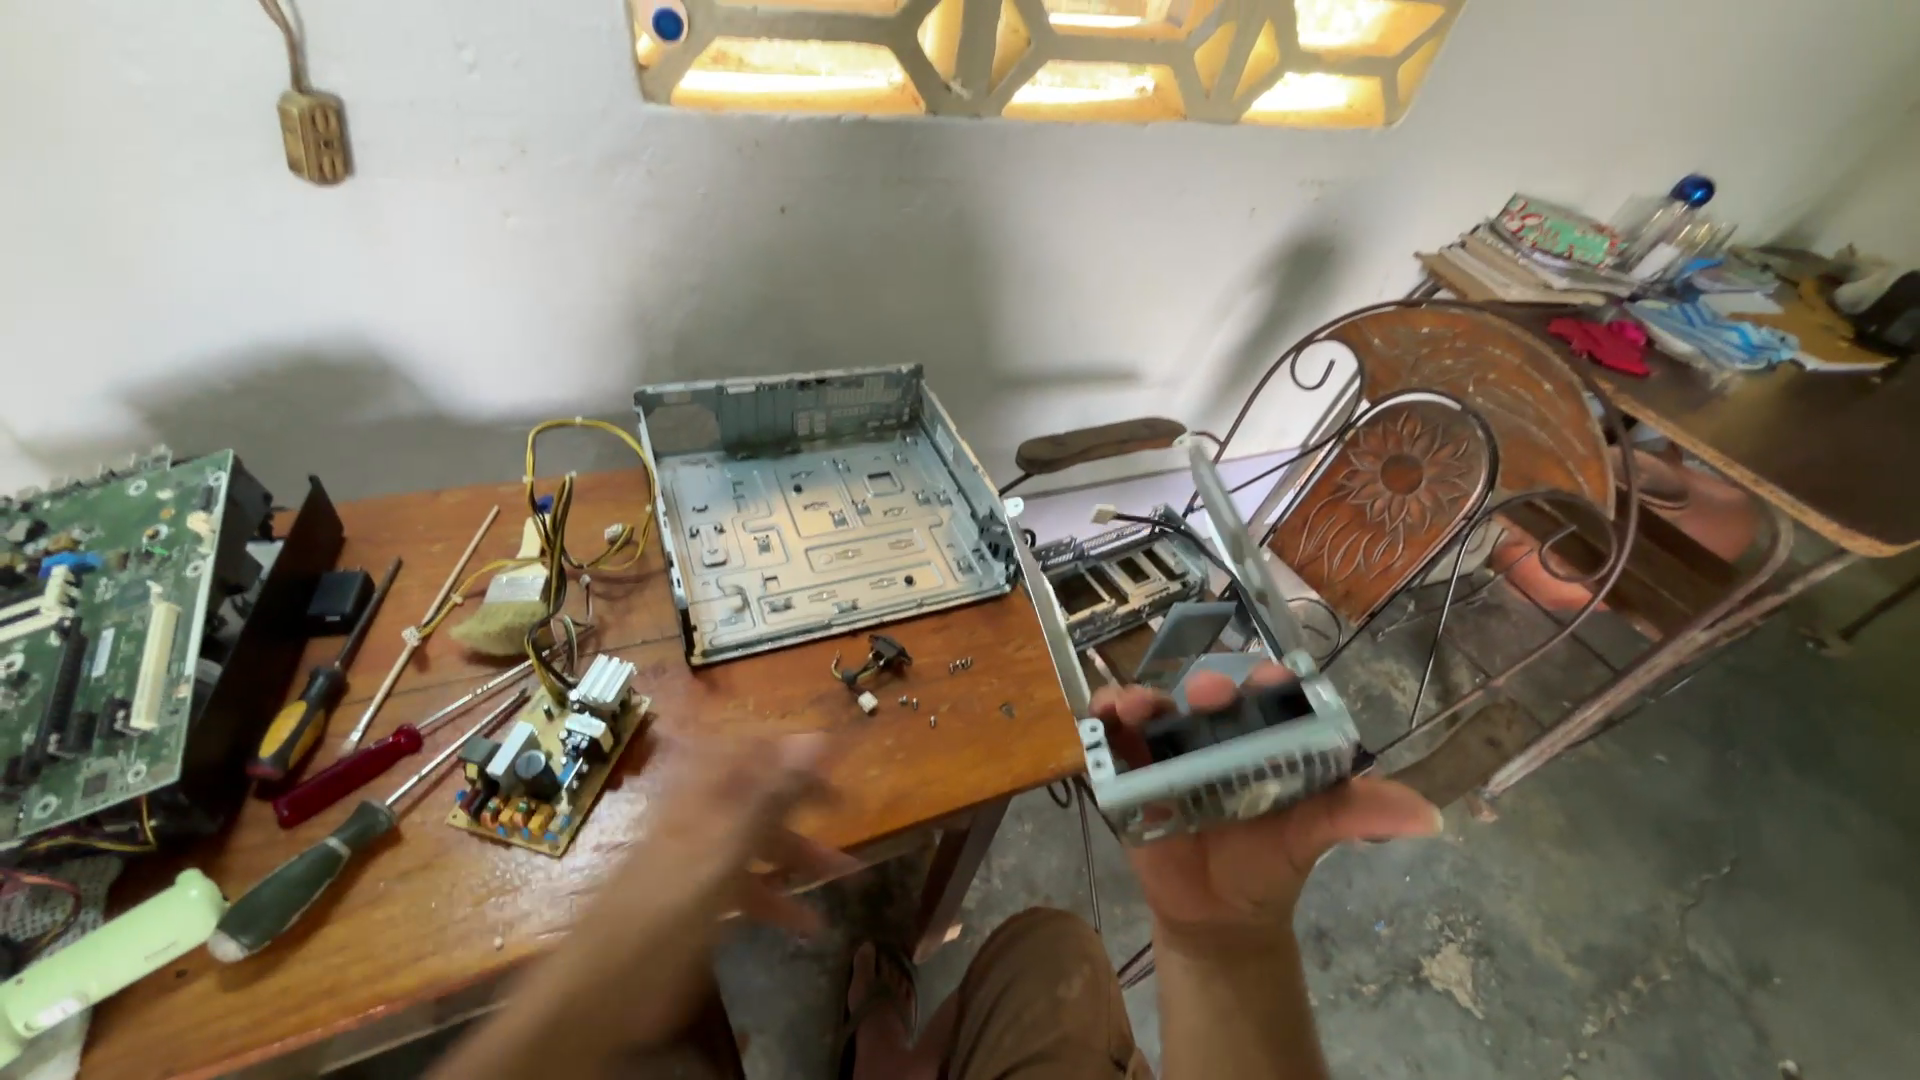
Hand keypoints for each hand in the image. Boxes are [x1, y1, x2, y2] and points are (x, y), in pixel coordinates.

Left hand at [552, 733, 856, 1037]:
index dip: (790, 746)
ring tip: (844, 872)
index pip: (751, 748)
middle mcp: (703, 815)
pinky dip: (778, 900)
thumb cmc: (665, 909)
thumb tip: (815, 740)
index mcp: (704, 792)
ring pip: (759, 842)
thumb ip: (772, 796)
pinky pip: (748, 887)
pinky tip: (809, 925)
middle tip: (844, 806)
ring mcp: (701, 857)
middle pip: (760, 794)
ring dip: (799, 854)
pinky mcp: (701, 899)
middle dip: (803, 801)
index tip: (834, 753)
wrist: (601, 988)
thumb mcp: (726, 848)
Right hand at [1094, 664, 1440, 934]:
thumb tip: (1429, 815)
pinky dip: (1103, 719)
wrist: (1215, 916)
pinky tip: (1102, 715)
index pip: (1268, 697)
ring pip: (1153, 707)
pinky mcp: (1130, 769)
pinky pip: (1113, 736)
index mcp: (1260, 739)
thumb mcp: (1312, 837)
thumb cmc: (1268, 866)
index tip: (1274, 680)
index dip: (1272, 682)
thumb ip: (1358, 817)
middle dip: (1206, 687)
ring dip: (1143, 697)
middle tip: (1208, 692)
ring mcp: (1167, 749)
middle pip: (1206, 697)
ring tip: (1138, 705)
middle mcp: (1212, 733)